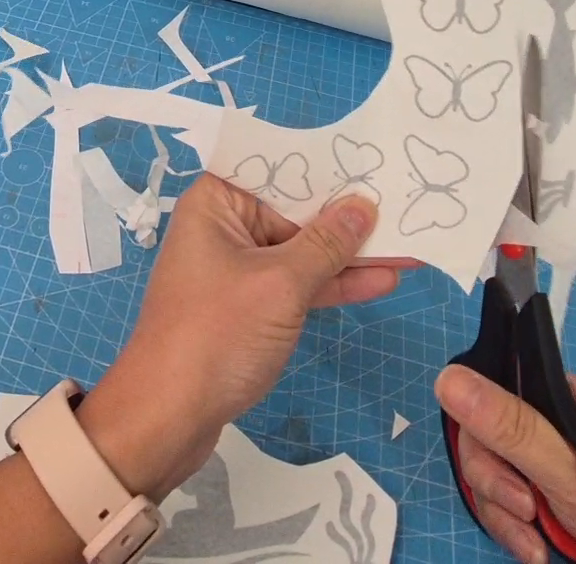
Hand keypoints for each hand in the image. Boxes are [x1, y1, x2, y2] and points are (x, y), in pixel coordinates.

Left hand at [78, 176, 411, 499]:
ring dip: (347, 253)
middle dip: (344, 213)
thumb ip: (326, 243)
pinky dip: (331, 283)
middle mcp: (222, 226)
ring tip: (407, 245)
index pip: (274, 168)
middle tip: (402, 202)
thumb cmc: (217, 332)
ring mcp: (235, 268)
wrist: (168, 415)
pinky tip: (380, 279)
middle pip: (290, 209)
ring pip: (297, 249)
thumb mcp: (280, 283)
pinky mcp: (246, 305)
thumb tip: (362, 205)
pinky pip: (293, 282)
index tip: (371, 160)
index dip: (323, 166)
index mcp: (215, 202)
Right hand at [437, 365, 575, 563]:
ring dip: (504, 512)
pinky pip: (512, 505)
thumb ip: (512, 430)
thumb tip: (446, 376)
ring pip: (496, 473)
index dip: (481, 423)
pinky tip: (538, 553)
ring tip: (536, 547)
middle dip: (494, 478)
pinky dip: (516, 530)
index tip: (493, 464)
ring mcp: (562, 470)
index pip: (498, 386)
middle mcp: (565, 428)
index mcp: (575, 401)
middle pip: (490, 434)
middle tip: (523, 513)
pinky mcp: (560, 508)